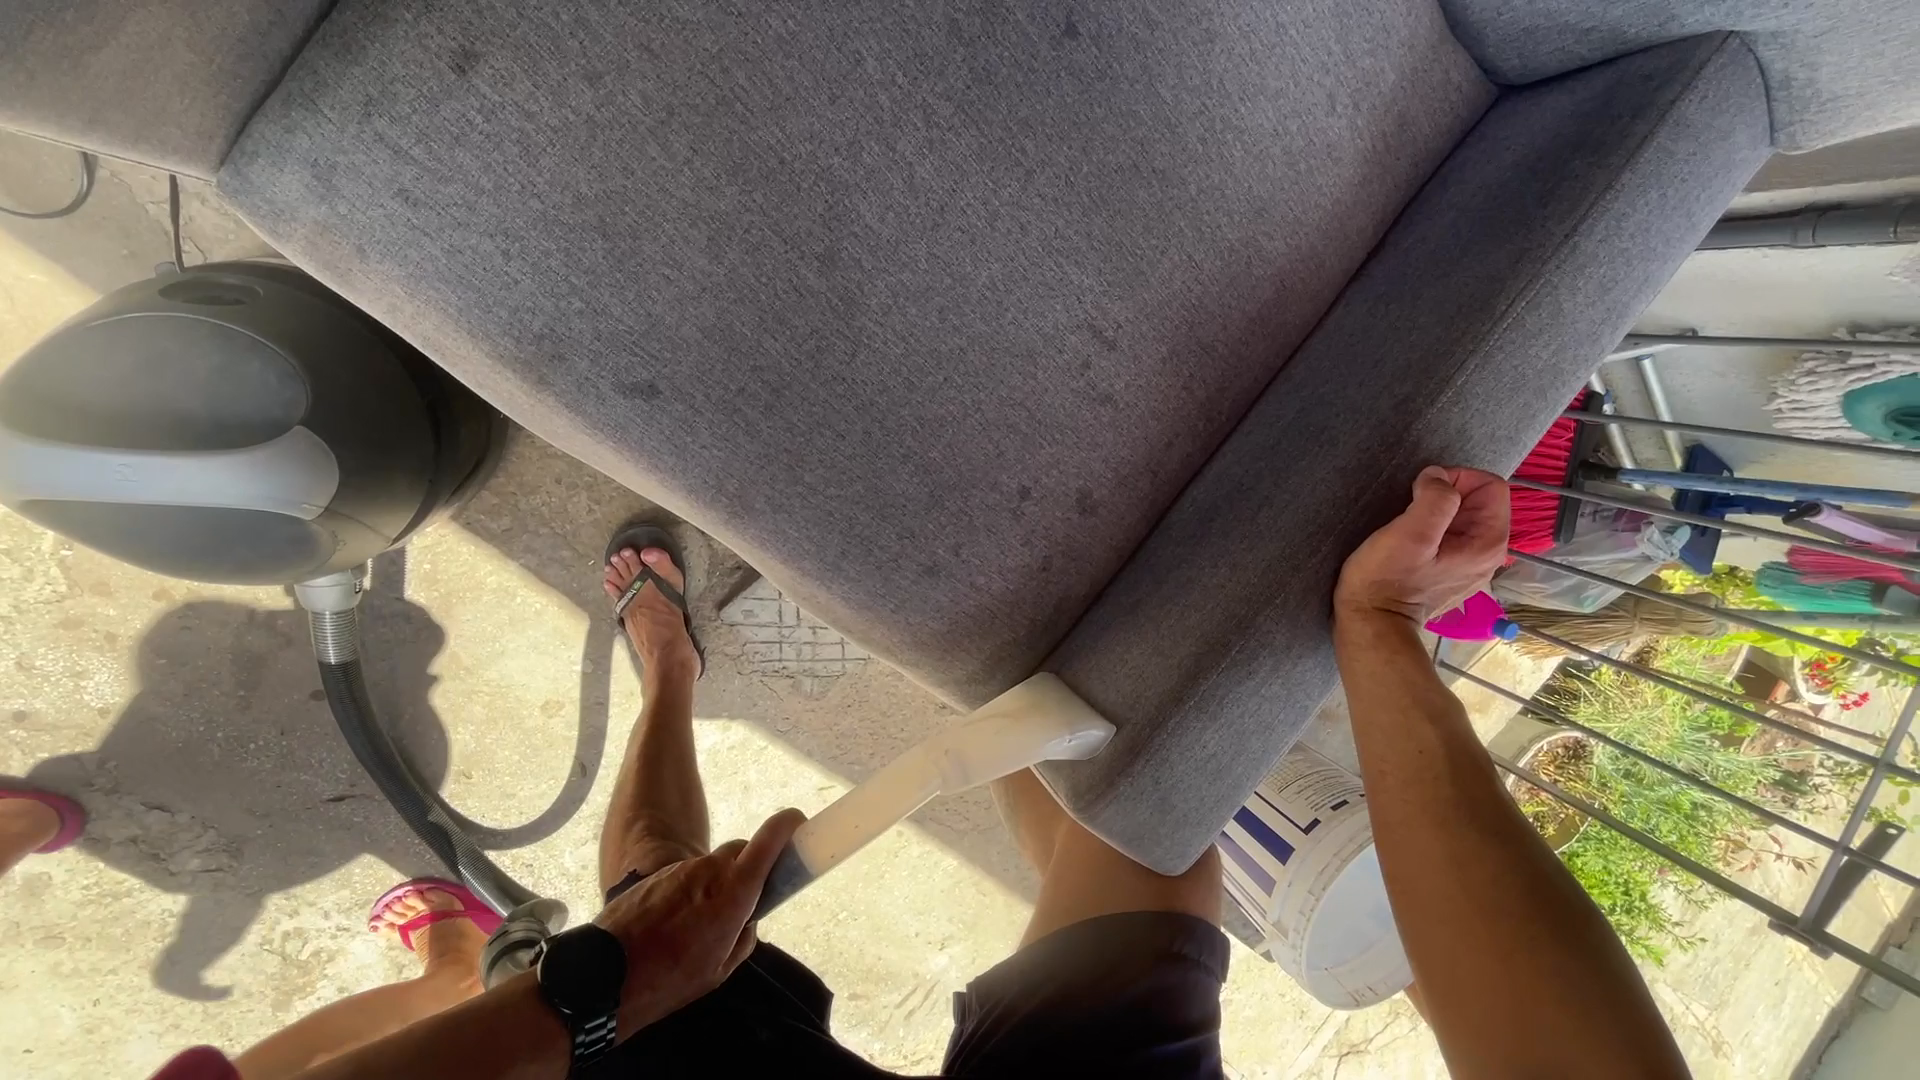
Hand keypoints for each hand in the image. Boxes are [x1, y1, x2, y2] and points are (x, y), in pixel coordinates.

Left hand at [594, 807, 805, 1035]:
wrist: (604, 976)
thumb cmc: (670, 977)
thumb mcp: (721, 968)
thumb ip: (744, 936)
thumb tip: (747, 920)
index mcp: (734, 889)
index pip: (771, 837)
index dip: (789, 823)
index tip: (800, 824)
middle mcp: (711, 869)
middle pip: (742, 851)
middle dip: (750, 868)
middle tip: (744, 901)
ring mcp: (682, 869)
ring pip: (713, 866)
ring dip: (716, 885)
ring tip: (698, 926)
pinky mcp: (658, 876)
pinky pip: (687, 877)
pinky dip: (690, 894)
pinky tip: (674, 926)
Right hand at [1335, 465, 1508, 623]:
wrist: (1370, 623)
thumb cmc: (1386, 579)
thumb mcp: (1410, 534)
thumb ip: (1434, 499)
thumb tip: (1437, 477)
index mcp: (1488, 542)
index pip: (1491, 485)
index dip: (1455, 478)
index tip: (1420, 491)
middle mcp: (1489, 554)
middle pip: (1478, 502)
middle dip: (1444, 496)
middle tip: (1409, 512)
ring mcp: (1471, 567)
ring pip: (1462, 519)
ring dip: (1434, 513)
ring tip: (1406, 528)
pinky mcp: (1451, 574)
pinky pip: (1450, 538)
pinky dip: (1431, 532)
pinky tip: (1408, 545)